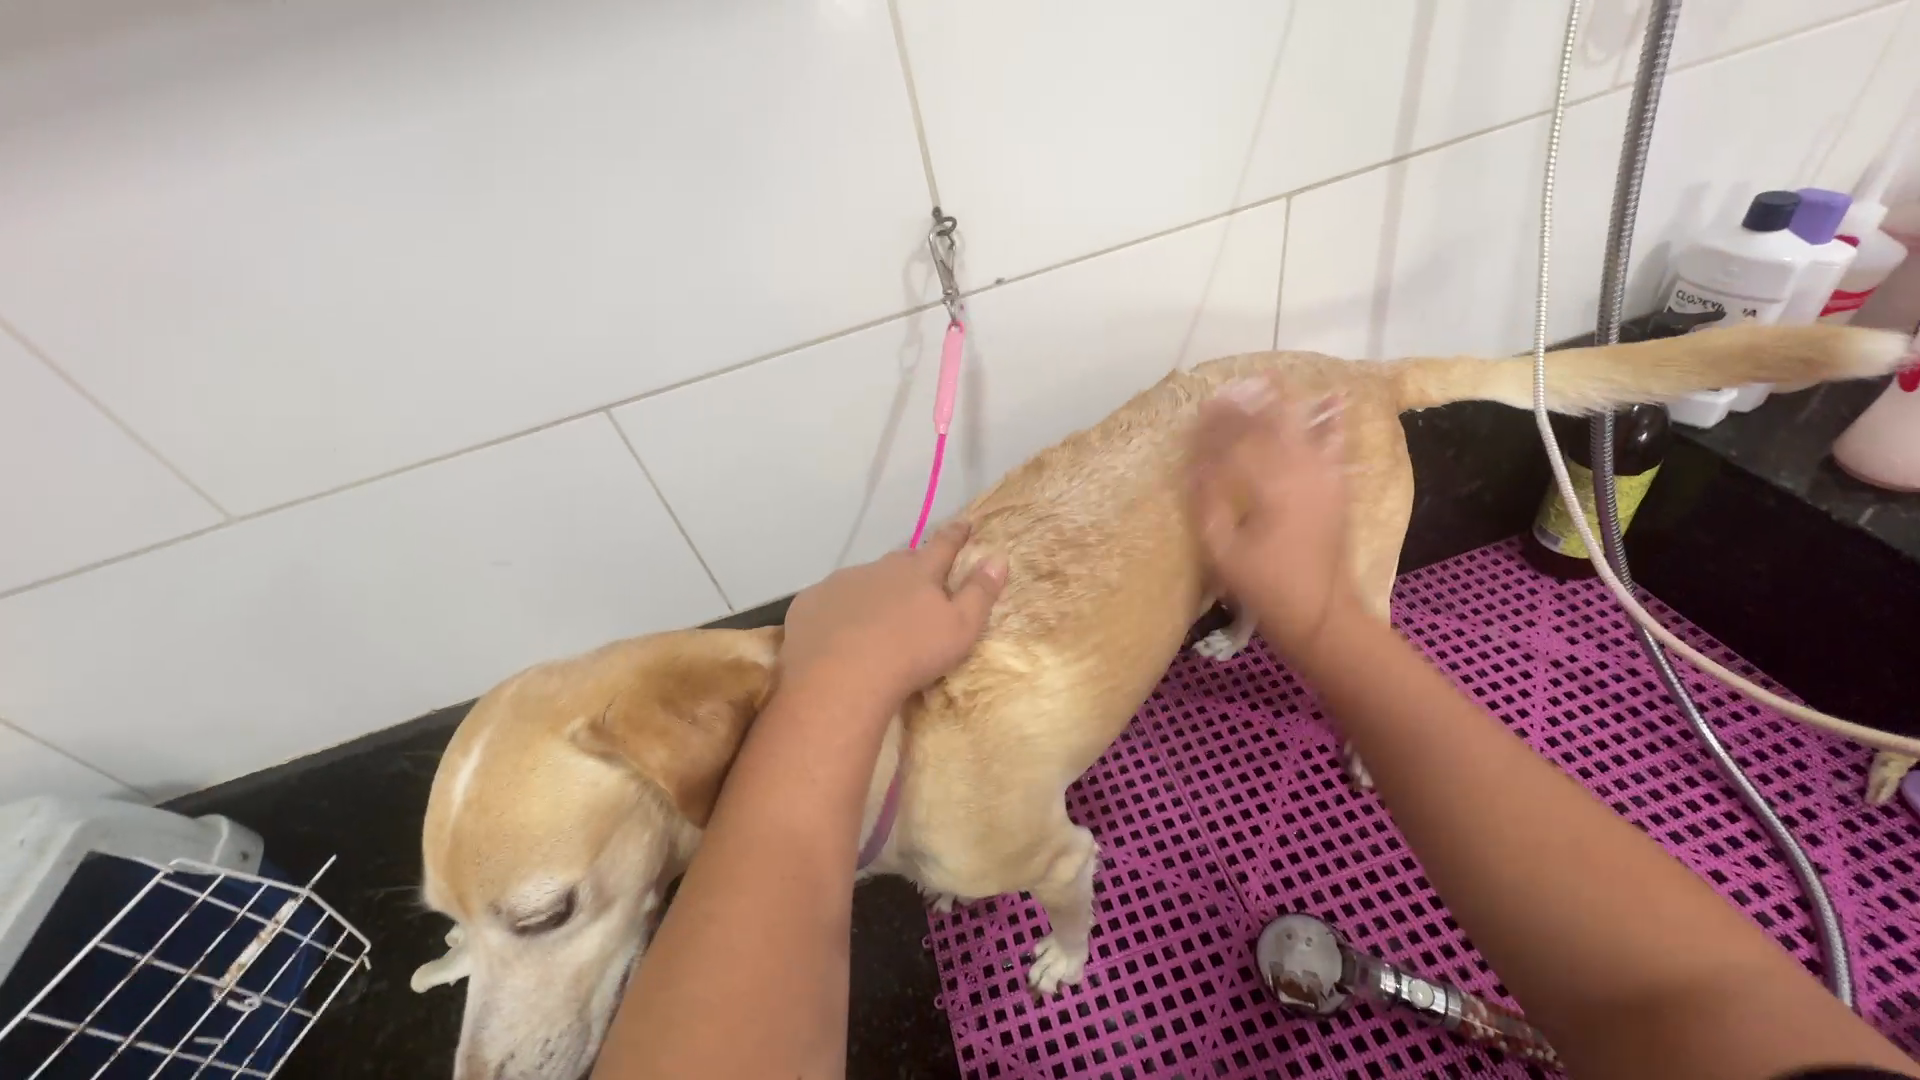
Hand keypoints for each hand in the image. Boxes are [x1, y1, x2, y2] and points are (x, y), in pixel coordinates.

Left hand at [780, 523, 1007, 710]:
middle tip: (919, 573)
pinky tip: (838, 631)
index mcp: (918, 573)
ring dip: (873, 589)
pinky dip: (839, 609)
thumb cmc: (911, 655)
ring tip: (876, 613)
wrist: (841, 679)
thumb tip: (998, 558)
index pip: (943, 546)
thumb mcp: (961, 629)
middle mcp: (879, 569)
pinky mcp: (810, 603)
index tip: (964, 523)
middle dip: (913, 563)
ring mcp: (840, 583)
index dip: (956, 534)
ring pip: (863, 579)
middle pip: (901, 560)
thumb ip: (980, 593)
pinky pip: (830, 600)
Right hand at [1188, 379, 1358, 663]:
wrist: (1320, 613)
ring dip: (1284, 404)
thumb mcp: (1221, 549)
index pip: (1235, 442)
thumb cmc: (1263, 585)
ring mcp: (1324, 478)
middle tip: (1233, 386)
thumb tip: (1196, 463)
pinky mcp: (1338, 488)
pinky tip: (1333, 400)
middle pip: (1270, 426)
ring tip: (1271, 380)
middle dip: (1250, 403)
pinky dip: (1332, 421)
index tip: (1201, 406)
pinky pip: (1335, 445)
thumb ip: (1208, 501)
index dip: (1216, 423)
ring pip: (1303, 428)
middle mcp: (1299, 472)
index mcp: (1266, 486)